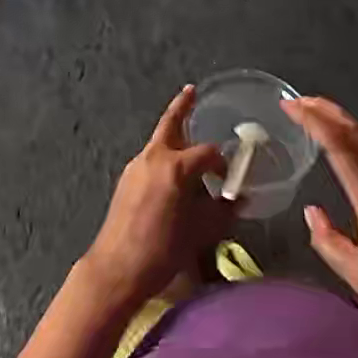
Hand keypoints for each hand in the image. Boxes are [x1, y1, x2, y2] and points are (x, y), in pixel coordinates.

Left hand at [77, 85, 237, 300]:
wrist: (118, 266)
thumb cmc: (163, 250)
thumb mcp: (200, 232)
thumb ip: (222, 212)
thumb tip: (239, 199)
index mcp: (175, 166)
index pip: (208, 152)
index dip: (223, 163)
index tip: (231, 179)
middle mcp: (154, 157)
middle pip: (170, 123)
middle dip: (182, 105)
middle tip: (192, 91)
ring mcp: (136, 165)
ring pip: (160, 142)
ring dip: (175, 138)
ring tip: (191, 146)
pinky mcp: (127, 178)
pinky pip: (151, 160)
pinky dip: (165, 159)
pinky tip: (173, 178)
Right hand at [281, 97, 357, 345]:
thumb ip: (329, 241)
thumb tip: (312, 212)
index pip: (339, 146)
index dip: (313, 121)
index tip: (291, 106)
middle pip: (355, 131)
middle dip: (326, 110)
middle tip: (300, 100)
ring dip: (341, 119)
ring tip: (318, 112)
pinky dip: (355, 134)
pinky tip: (348, 141)